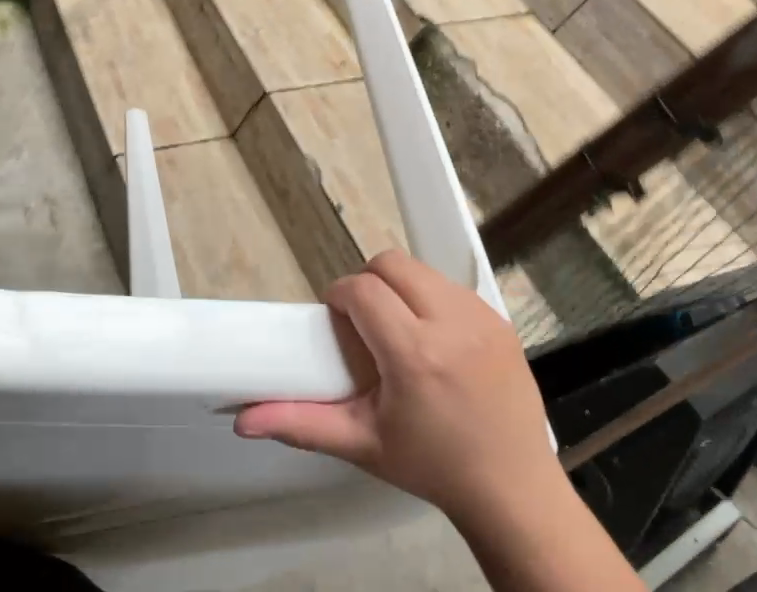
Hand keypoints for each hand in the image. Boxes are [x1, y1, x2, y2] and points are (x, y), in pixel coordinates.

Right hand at [234, 250, 558, 523]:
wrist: (513, 492)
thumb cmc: (432, 467)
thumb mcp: (360, 444)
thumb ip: (299, 423)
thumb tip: (243, 420)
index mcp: (415, 354)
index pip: (362, 289)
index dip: (339, 296)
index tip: (335, 320)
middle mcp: (453, 327)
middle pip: (391, 264)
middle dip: (367, 282)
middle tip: (362, 320)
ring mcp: (484, 321)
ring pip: (423, 270)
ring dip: (400, 287)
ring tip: (396, 328)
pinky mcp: (503, 324)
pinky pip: (454, 288)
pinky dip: (432, 299)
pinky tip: (431, 337)